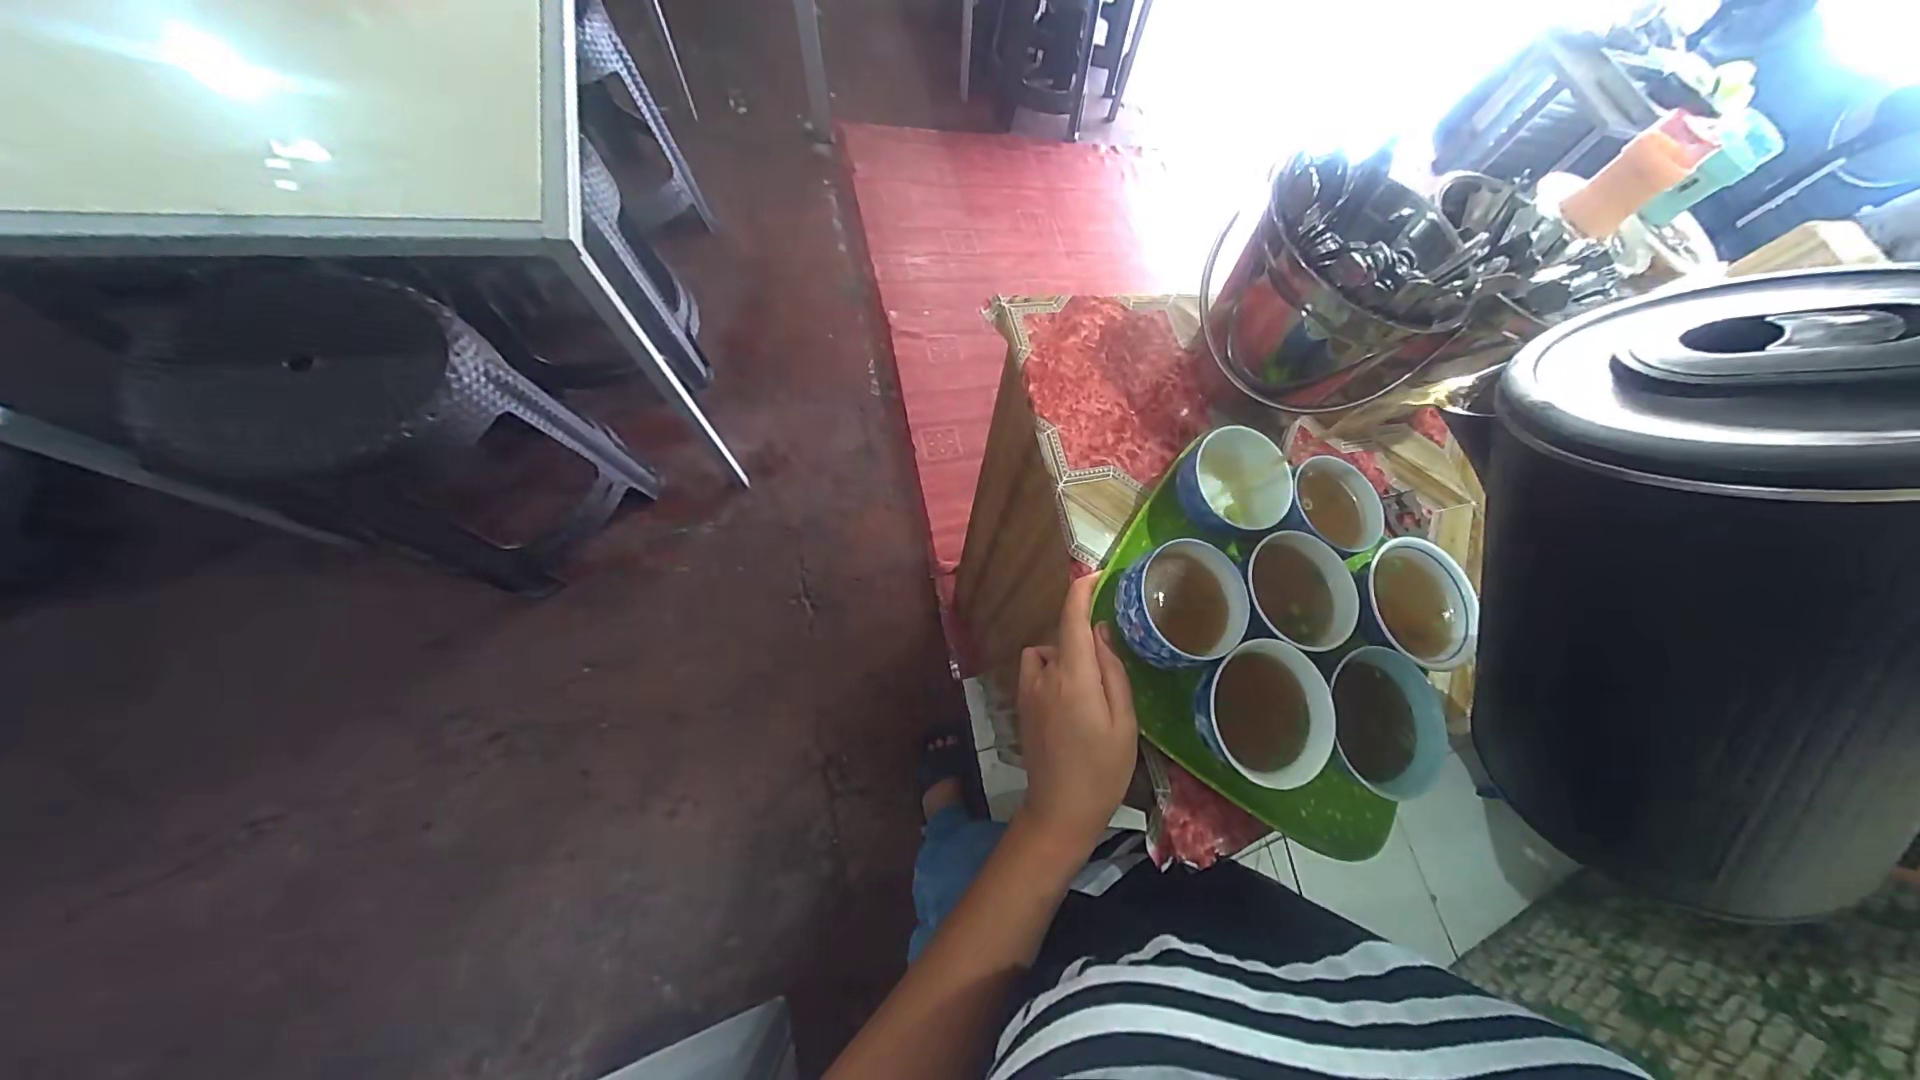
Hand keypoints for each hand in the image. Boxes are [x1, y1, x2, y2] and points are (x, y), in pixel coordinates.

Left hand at [1015, 574, 1138, 855]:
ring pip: (1049, 652)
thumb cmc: (1102, 769)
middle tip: (1112, 668)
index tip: (1098, 573)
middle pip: (1063, 635)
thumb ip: (1112, 671)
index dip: (1082, 589)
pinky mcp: (1021, 702)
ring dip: (1068, 656)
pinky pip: (1037, 668)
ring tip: (1092, 691)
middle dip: (1086, 637)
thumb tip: (1100, 631)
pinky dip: (1053, 669)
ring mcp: (1027, 688)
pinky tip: (1069, 699)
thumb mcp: (1123, 722)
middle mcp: (1044, 674)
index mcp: (1073, 676)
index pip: (1071, 617)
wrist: (1059, 809)